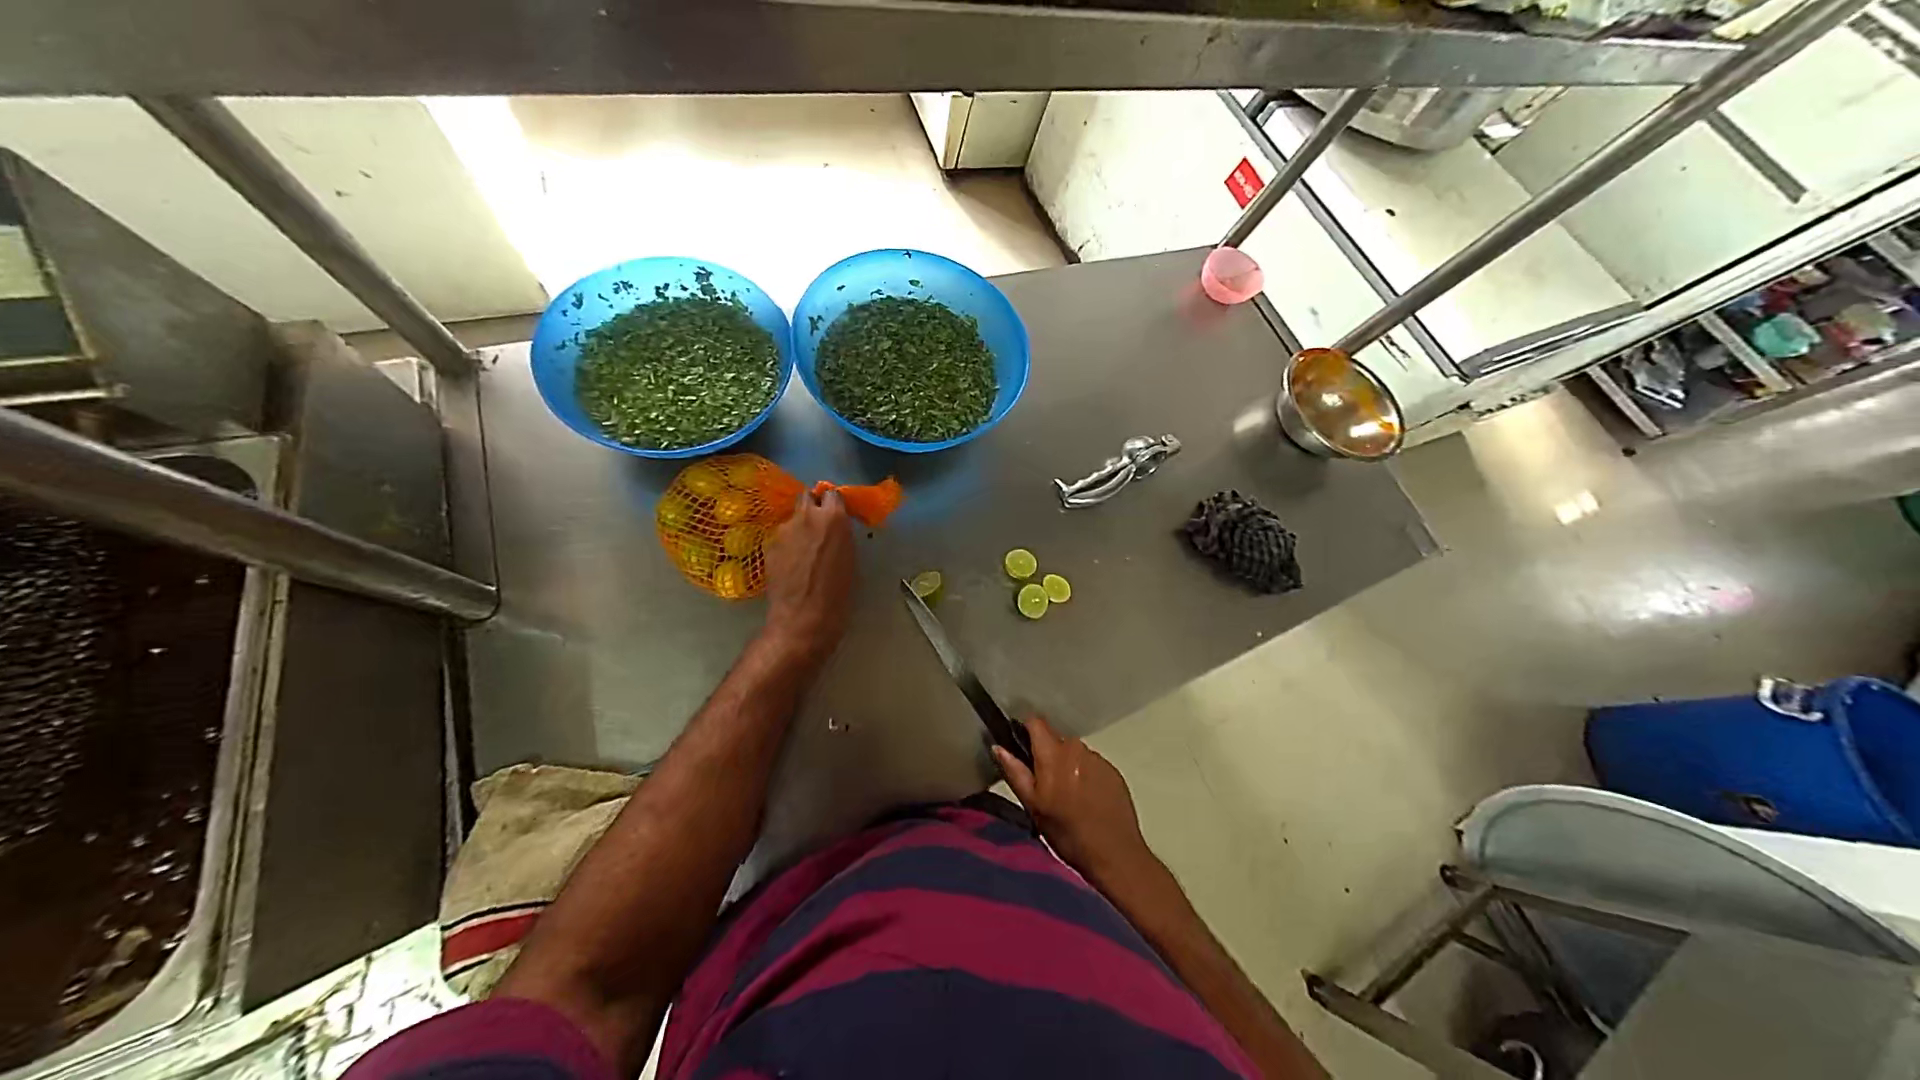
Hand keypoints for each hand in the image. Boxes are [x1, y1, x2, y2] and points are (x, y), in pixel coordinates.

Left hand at [762, 489, 854, 658]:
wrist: (803, 617)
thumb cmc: (838, 593)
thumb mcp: (850, 559)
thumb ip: (840, 536)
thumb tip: (834, 531)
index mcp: (833, 518)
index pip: (832, 494)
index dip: (833, 504)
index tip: (836, 515)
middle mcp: (806, 516)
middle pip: (807, 497)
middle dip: (812, 506)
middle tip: (818, 526)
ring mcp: (784, 530)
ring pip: (792, 520)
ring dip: (798, 529)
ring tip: (803, 552)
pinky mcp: (768, 546)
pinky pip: (781, 539)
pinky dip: (786, 546)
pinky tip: (790, 565)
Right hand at [993, 717, 1151, 882]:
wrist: (1114, 853)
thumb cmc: (1067, 833)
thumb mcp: (1033, 806)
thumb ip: (1015, 772)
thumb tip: (998, 747)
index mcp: (1054, 754)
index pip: (1036, 723)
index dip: (1026, 731)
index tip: (1022, 749)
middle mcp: (1077, 748)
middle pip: (1056, 740)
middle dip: (1048, 756)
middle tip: (1046, 786)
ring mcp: (1098, 759)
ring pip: (1074, 753)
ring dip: (1068, 766)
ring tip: (1069, 797)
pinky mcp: (1114, 771)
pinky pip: (1092, 764)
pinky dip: (1086, 775)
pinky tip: (1087, 800)